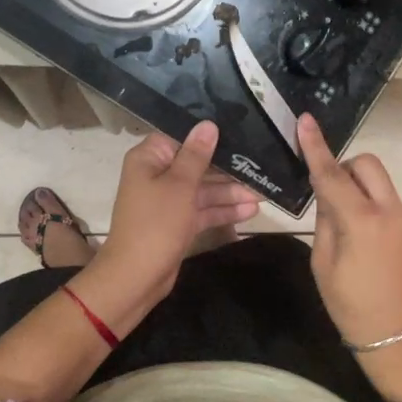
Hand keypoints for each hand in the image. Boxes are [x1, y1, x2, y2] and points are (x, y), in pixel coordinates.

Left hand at [83, 121, 258, 323]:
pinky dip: (223, 211)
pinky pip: (203, 210)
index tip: (240, 129)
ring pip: (203, 189)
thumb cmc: (156, 223)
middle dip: (228, 168)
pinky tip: (251, 210)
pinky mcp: (178, 223)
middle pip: (197, 164)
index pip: (181, 137)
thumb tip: (208, 124)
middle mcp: (157, 175)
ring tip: (264, 193)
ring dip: (231, 192)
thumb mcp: (179, 185)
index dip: (209, 135)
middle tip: (262, 165)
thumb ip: (197, 155)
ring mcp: (168, 201)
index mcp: (149, 158)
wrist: (136, 276)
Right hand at [300, 112, 401, 346]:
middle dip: (344, 167)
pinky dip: (370, 205)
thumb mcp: (323, 263)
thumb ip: (325, 221)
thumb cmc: (350, 305)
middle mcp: (390, 212)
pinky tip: (360, 238)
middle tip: (327, 191)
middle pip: (366, 165)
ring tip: (342, 223)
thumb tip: (328, 195)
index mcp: (362, 221)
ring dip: (358, 188)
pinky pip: (387, 202)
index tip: (305, 121)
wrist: (397, 335)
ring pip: (379, 183)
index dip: (316, 147)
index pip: (332, 174)